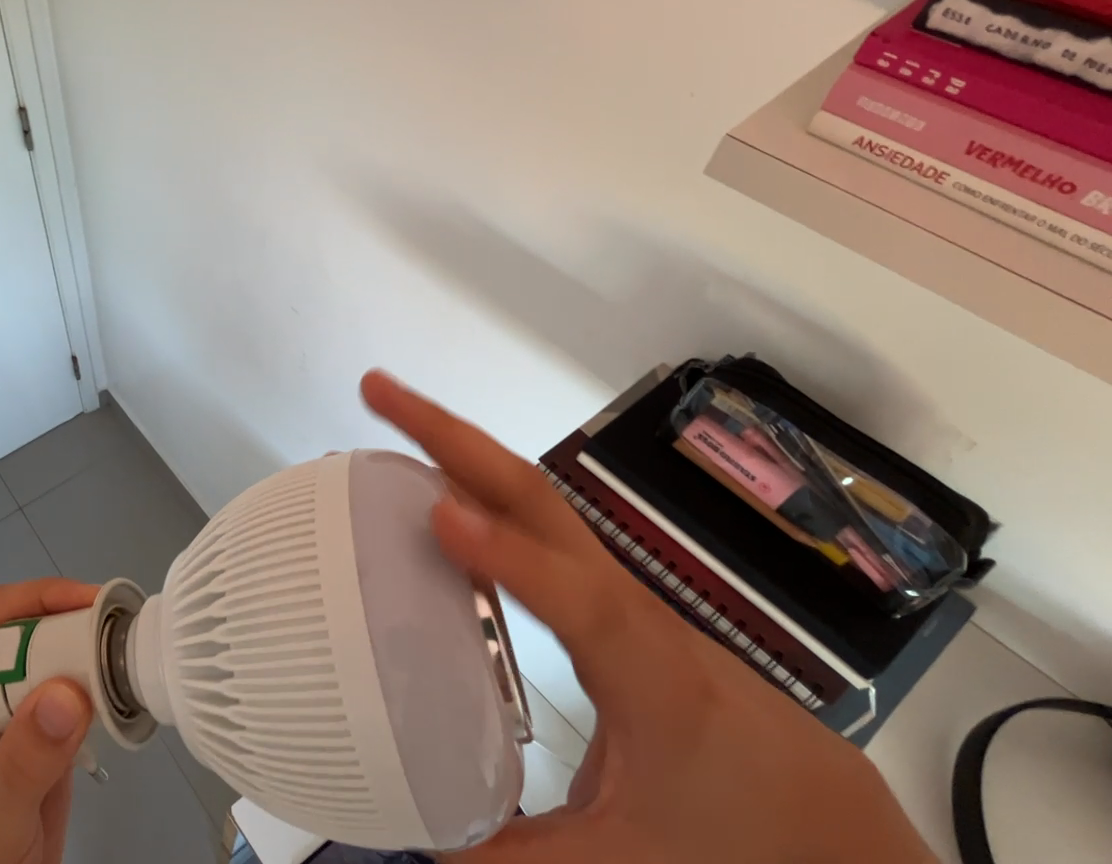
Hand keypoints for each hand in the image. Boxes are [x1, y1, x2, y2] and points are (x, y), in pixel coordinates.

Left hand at [0, 580, 98, 863]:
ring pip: (54, 662)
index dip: (38, 600)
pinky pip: (73, 699)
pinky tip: (124, 691)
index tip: (91, 603)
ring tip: (131, 654)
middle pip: (28, 635)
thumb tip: (69, 689)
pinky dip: (99, 689)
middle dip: (73, 625)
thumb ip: (25, 760)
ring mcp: (14, 720)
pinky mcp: (45, 742)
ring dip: (90, 654)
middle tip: (123, 632)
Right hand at [360, 371, 938, 863]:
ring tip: (387, 414)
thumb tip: (412, 838)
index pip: (581, 601)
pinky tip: (430, 488)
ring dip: (459, 447)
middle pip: (541, 498)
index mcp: (651, 677)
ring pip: (535, 498)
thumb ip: (511, 860)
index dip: (509, 558)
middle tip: (377, 393)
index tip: (438, 516)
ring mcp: (617, 589)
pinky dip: (475, 487)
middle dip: (454, 436)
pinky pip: (533, 525)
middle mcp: (631, 608)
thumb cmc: (737, 839)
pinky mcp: (605, 593)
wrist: (831, 828)